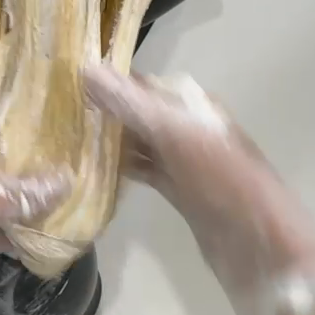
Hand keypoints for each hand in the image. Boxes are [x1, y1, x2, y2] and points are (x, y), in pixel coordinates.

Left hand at [0, 133, 70, 314]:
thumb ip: (16, 195)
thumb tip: (66, 180)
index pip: (2, 139)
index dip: (35, 149)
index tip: (74, 157)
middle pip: (1, 172)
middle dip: (35, 184)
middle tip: (81, 190)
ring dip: (24, 213)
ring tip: (69, 219)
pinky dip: (6, 234)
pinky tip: (37, 245)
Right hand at [82, 64, 314, 314]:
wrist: (261, 246)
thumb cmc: (223, 182)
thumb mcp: (175, 135)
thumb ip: (130, 104)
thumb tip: (85, 68)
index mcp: (191, 105)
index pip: (139, 82)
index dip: (104, 80)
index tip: (62, 81)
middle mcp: (186, 127)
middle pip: (135, 111)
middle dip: (100, 110)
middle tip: (53, 112)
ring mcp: (182, 161)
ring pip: (136, 141)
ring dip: (106, 140)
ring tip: (62, 139)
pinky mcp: (178, 190)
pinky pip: (141, 170)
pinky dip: (118, 167)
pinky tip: (91, 170)